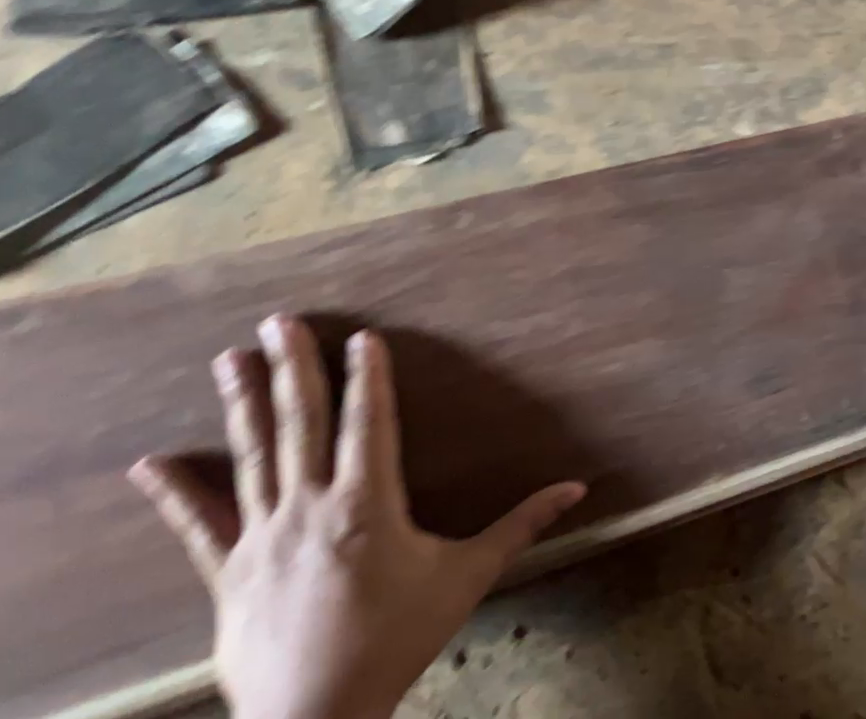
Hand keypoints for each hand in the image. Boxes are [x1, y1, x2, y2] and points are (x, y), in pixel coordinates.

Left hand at [128, 315, 585, 718]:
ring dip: (244, 406)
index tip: (361, 338)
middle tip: (279, 323)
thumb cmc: (399, 637)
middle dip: (293, 370)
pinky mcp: (230, 572)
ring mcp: (262, 538)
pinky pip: (199, 525)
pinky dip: (176, 493)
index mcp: (368, 505)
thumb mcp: (469, 576)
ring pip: (253, 457)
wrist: (316, 712)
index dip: (368, 378)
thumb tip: (575, 489)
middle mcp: (309, 508)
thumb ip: (520, 526)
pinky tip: (152, 463)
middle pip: (302, 425)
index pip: (370, 424)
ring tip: (230, 360)